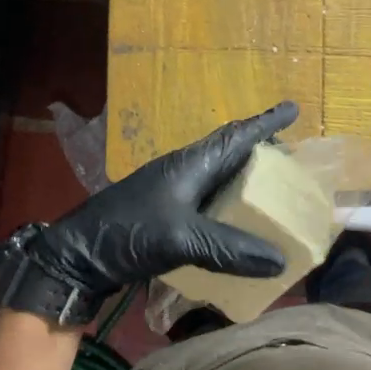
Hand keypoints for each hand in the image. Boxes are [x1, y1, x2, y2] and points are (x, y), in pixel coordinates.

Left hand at [28, 102, 300, 297]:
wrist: (76, 257)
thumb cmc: (127, 233)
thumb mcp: (183, 237)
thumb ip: (231, 248)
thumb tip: (280, 260)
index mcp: (191, 164)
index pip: (236, 135)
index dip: (267, 123)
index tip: (294, 109)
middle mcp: (185, 174)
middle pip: (231, 156)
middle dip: (263, 156)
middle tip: (293, 165)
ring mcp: (173, 196)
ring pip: (221, 184)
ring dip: (247, 188)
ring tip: (275, 199)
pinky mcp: (165, 220)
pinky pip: (210, 211)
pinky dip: (231, 216)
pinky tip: (241, 234)